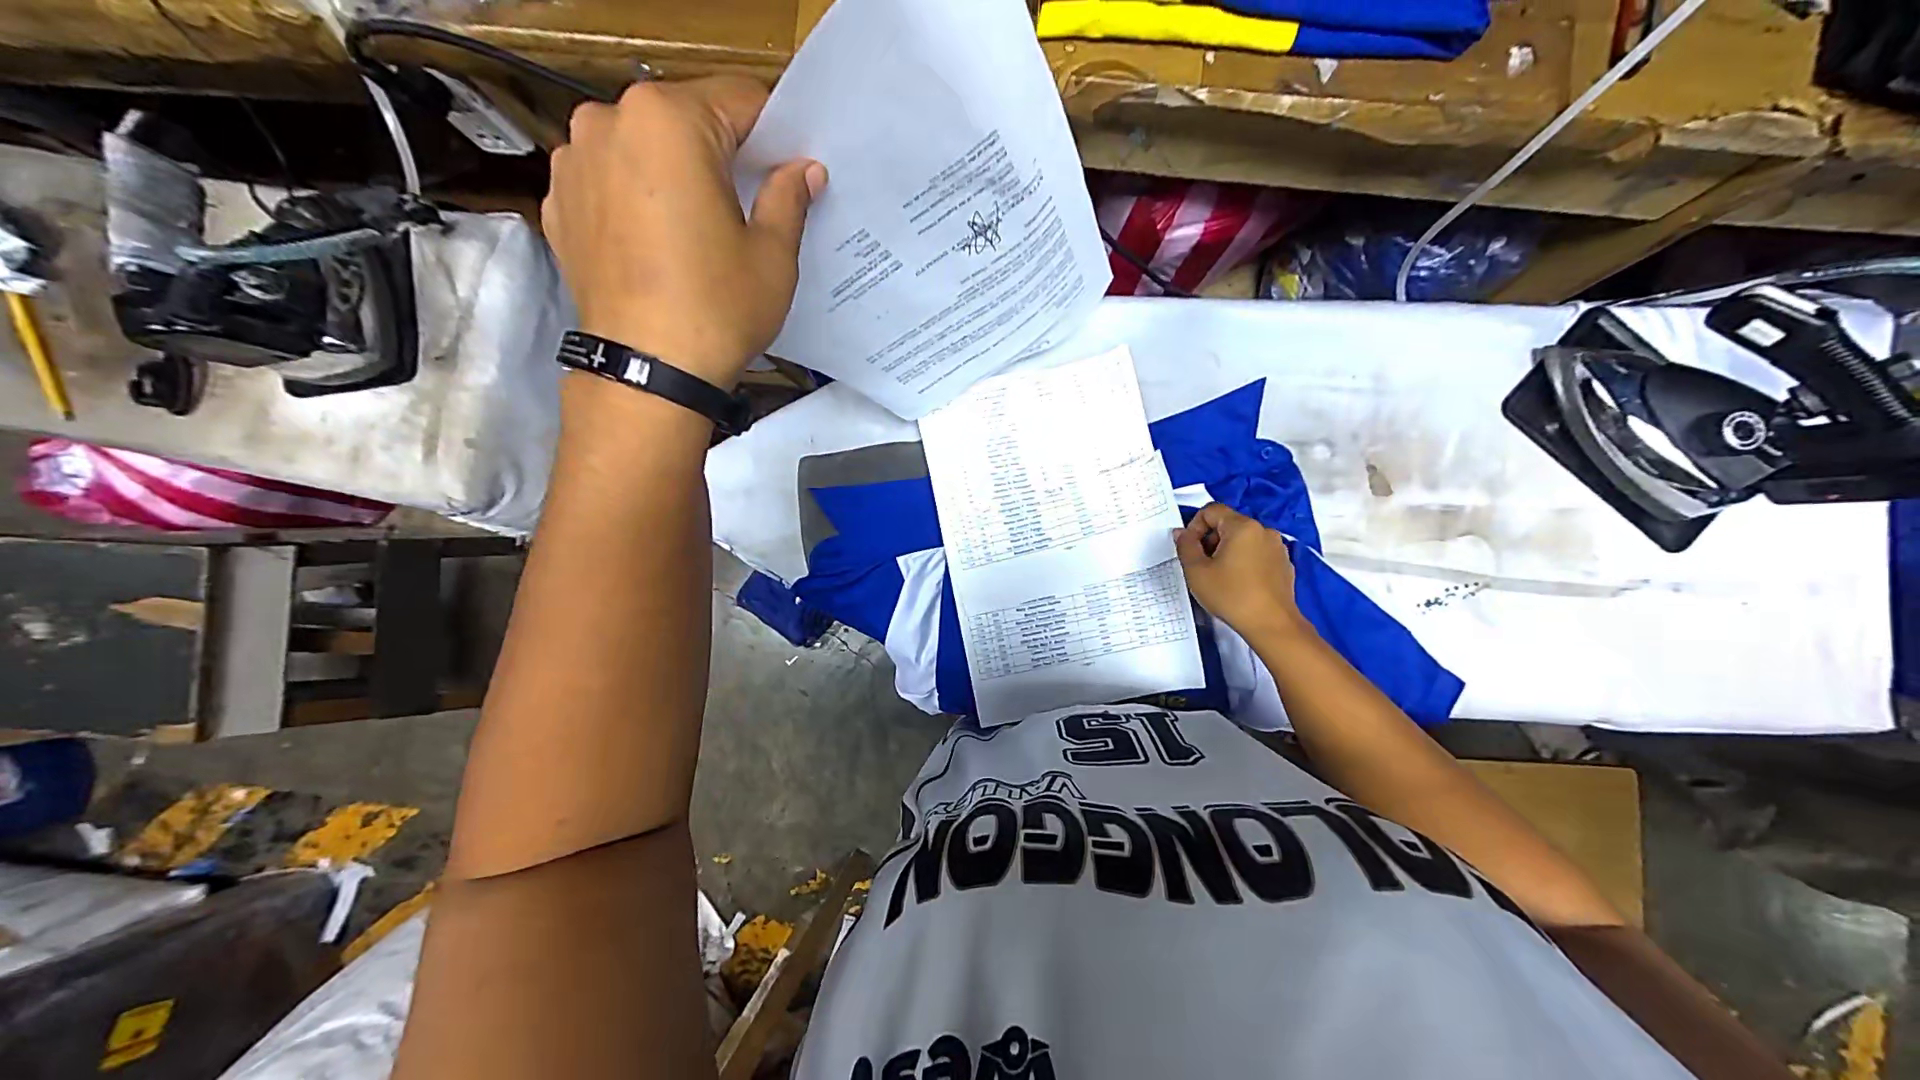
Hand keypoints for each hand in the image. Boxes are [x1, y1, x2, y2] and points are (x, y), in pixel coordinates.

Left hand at [542, 77, 826, 390]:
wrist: (647, 373)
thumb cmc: (716, 309)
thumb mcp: (772, 255)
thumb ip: (787, 197)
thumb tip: (803, 169)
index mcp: (668, 121)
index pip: (740, 99)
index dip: (773, 135)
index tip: (785, 172)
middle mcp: (608, 122)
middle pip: (685, 119)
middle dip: (720, 153)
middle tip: (745, 206)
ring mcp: (574, 161)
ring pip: (644, 148)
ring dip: (674, 173)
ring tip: (697, 231)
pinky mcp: (559, 202)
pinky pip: (611, 180)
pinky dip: (637, 198)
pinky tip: (659, 245)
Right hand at [1175, 502, 1309, 638]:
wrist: (1271, 624)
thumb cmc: (1232, 596)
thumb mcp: (1196, 570)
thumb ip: (1185, 545)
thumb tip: (1182, 533)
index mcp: (1243, 526)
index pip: (1211, 510)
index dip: (1194, 526)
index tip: (1190, 548)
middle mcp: (1264, 531)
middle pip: (1228, 524)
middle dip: (1211, 540)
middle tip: (1202, 565)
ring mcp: (1277, 547)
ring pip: (1243, 539)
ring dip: (1227, 551)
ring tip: (1220, 577)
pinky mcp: (1284, 564)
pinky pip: (1258, 554)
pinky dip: (1244, 562)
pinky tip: (1238, 584)